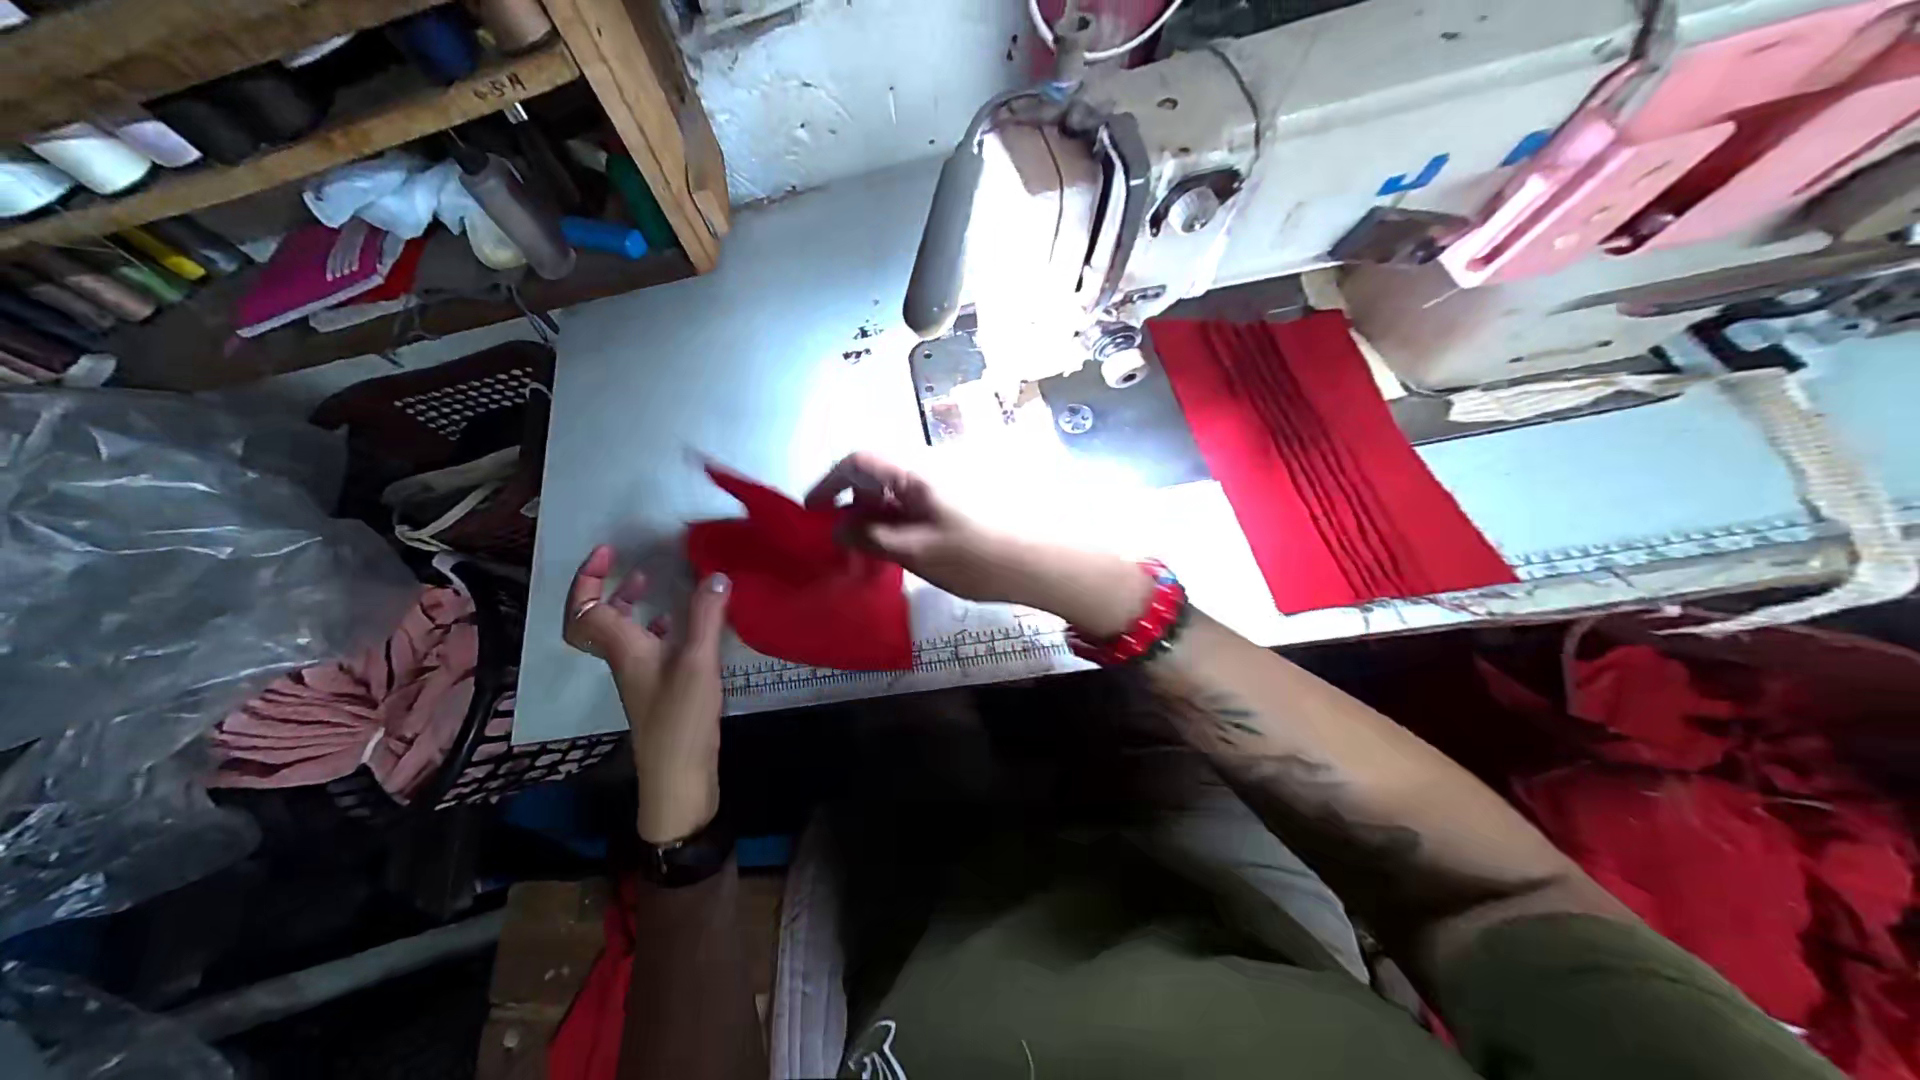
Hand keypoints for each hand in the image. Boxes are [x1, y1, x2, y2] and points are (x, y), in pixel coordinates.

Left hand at [563, 544, 731, 843]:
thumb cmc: (680, 717)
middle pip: (597, 621)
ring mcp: (640, 676)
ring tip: (659, 588)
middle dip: (609, 589)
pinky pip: (649, 647)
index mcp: (623, 648)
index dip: (587, 578)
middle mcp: (624, 659)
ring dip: (634, 607)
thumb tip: (717, 574)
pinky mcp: (659, 689)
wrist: (679, 775)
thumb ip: (707, 615)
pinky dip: (660, 628)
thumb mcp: (697, 661)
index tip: (609, 552)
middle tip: (637, 568)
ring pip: (624, 633)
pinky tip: (684, 626)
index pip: (584, 609)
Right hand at [804, 453, 1151, 636]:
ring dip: (879, 516)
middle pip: (878, 474)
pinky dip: (903, 521)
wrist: (1048, 561)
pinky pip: (921, 501)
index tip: (813, 512)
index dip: (829, 482)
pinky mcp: (966, 497)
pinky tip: (907, 550)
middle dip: (854, 504)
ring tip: (877, 554)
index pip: (858, 460)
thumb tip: (837, 529)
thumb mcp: (917, 552)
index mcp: (916, 471)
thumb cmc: (979, 556)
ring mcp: (951, 481)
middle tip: (848, 545)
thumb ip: (872, 538)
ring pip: (899, 490)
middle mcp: (931, 466)